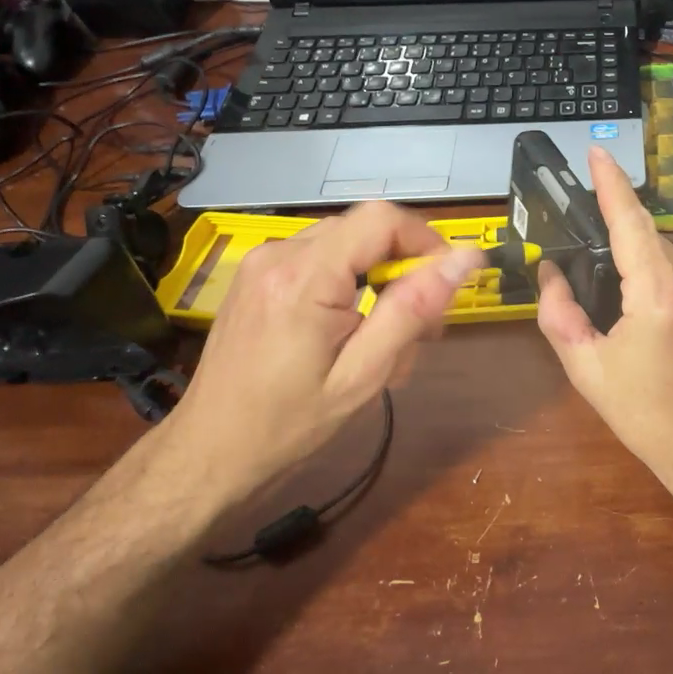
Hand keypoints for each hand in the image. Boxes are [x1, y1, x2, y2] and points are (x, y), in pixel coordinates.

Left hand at [157, 202, 483, 504]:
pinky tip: (351, 328)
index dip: (425, 241)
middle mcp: (279, 254)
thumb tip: (466, 259)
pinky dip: (349, 281)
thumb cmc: (288, 425)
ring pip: (347, 242)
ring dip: (378, 275)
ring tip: (386, 335)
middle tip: (421, 325)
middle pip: (366, 228)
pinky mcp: (257, 274)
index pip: (382, 219)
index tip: (444, 285)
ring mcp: (263, 261)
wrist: (206, 454)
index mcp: (304, 276)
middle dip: (404, 266)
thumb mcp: (363, 375)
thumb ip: (415, 309)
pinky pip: (321, 257)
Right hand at [536, 147, 672, 490]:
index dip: (612, 184)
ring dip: (647, 268)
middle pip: (650, 241)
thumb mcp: (587, 369)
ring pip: (672, 257)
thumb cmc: (647, 414)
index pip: (631, 223)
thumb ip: (559, 313)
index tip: (598, 152)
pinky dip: (670, 282)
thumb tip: (551, 272)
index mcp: (659, 297)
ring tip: (634, 315)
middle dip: (621, 247)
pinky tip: (663, 321)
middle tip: (597, 279)